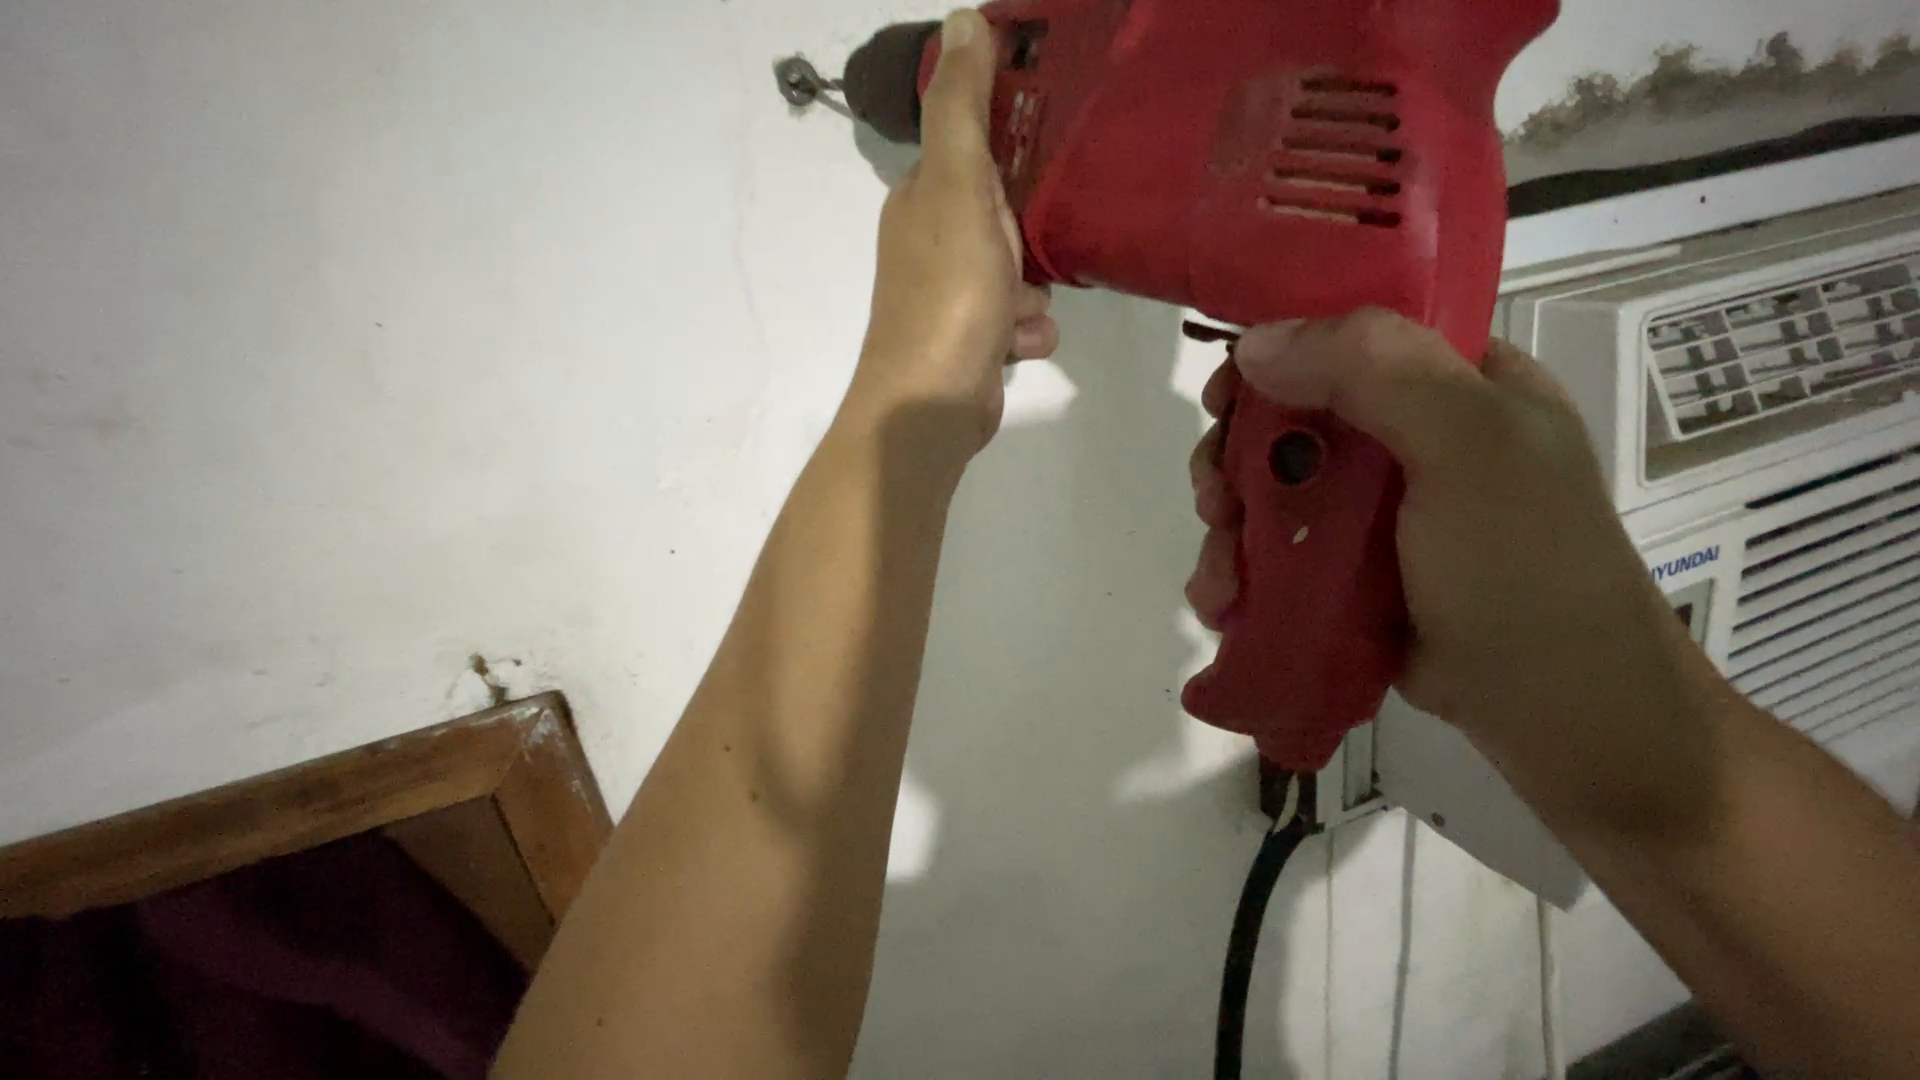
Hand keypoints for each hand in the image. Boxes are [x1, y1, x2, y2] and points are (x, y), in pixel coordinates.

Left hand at [846, 9, 1058, 454]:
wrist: (932, 404)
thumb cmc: (947, 293)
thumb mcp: (958, 187)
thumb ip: (961, 108)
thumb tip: (963, 17)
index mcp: (922, 200)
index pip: (976, 150)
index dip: (1017, 148)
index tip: (1055, 151)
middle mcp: (932, 244)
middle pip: (1007, 214)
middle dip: (1032, 234)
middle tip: (1038, 246)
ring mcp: (952, 297)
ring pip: (1023, 273)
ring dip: (1035, 291)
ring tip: (1021, 309)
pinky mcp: (973, 341)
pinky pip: (1022, 321)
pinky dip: (1027, 332)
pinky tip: (1018, 345)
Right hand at [1186, 311, 1707, 743]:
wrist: (1559, 714)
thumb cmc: (1527, 569)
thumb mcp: (1471, 447)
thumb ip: (1374, 373)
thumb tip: (1255, 344)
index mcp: (1452, 384)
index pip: (1347, 339)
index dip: (1275, 357)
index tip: (1226, 398)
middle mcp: (1406, 438)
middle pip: (1289, 420)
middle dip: (1235, 460)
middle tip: (1214, 500)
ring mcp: (1373, 510)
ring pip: (1269, 492)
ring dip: (1227, 531)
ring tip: (1219, 580)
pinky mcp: (1346, 571)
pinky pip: (1273, 552)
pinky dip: (1238, 574)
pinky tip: (1224, 603)